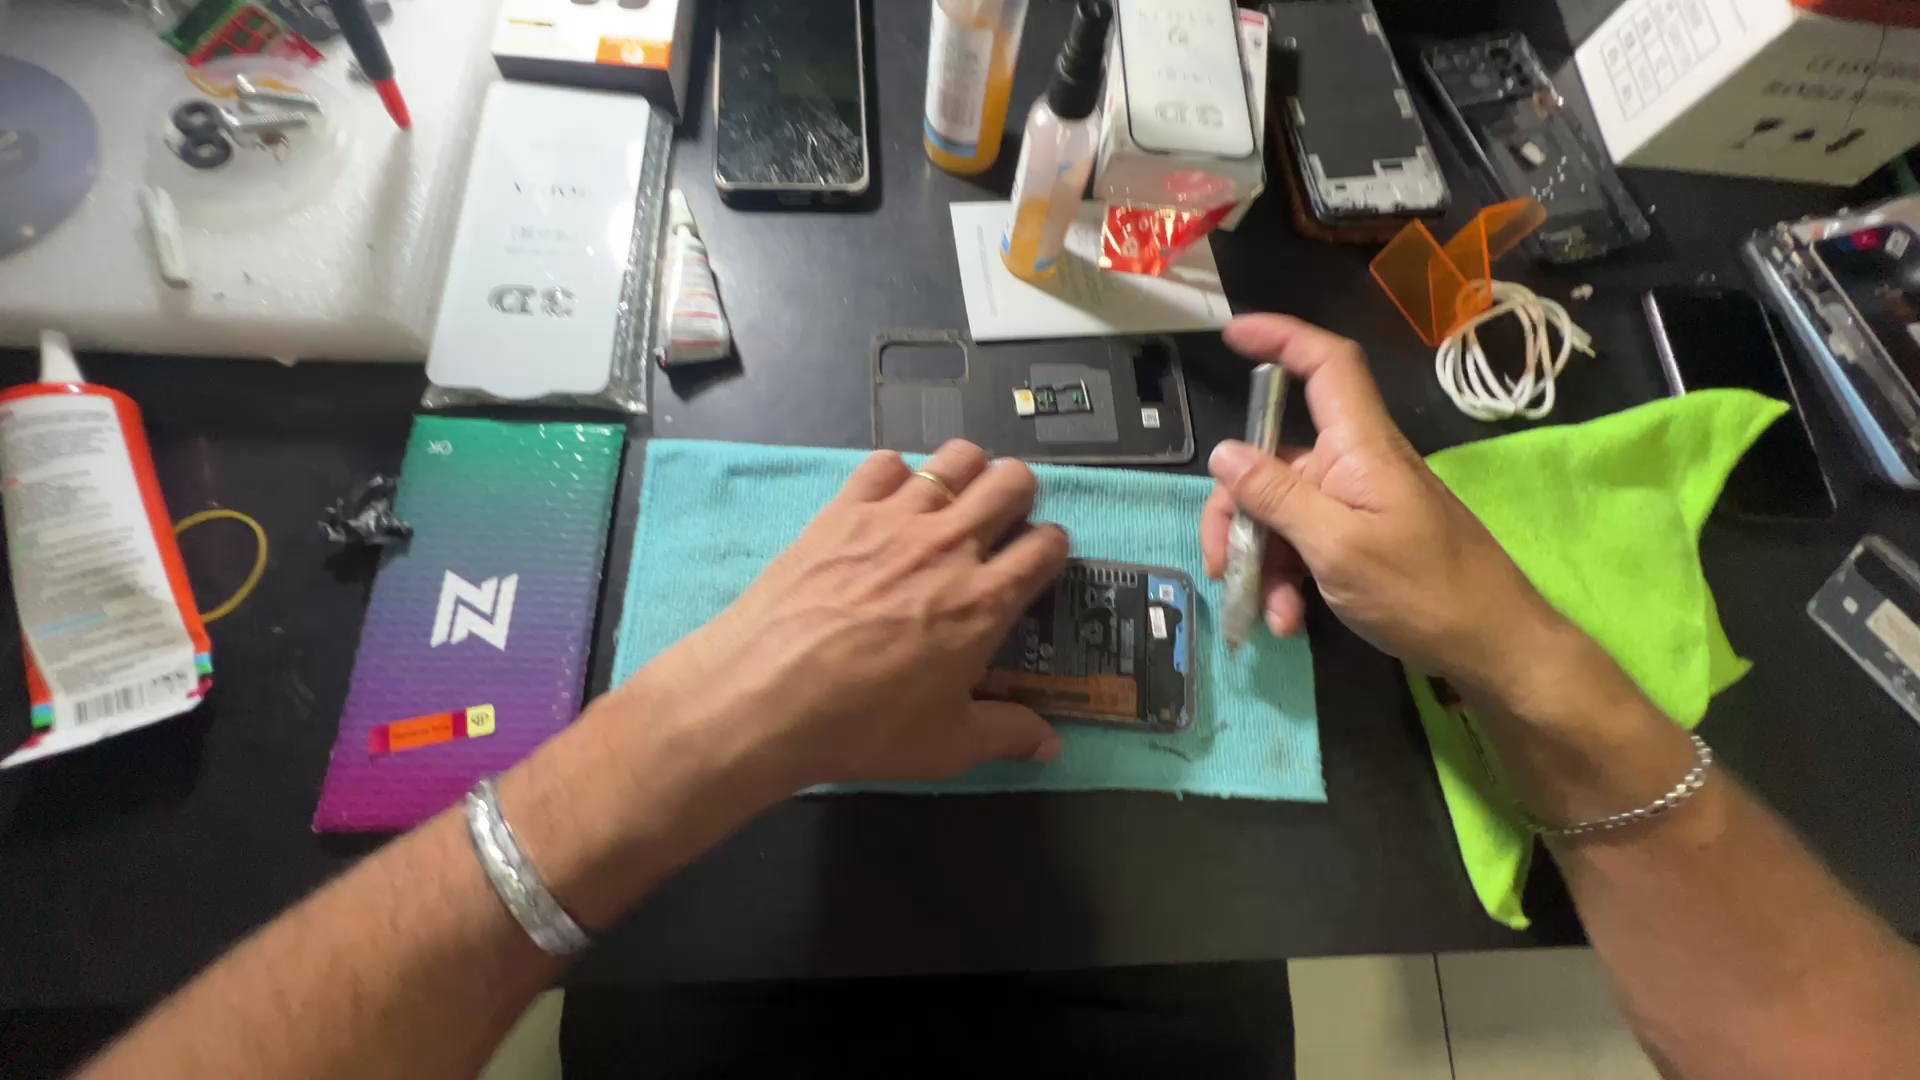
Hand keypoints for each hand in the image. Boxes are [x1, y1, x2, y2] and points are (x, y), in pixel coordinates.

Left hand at [639, 441, 1070, 787]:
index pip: (1046, 545)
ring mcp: (895, 520)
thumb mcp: (947, 745)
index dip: (1051, 548)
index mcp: (985, 600)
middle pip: (1012, 482)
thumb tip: (1051, 747)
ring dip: (967, 472)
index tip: (1035, 563)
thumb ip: (1007, 735)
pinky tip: (887, 505)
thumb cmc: (865, 726)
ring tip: (952, 501)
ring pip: (957, 457)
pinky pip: (886, 463)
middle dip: (1019, 494)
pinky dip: (897, 476)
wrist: (765, 695)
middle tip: (1000, 523)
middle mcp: (950, 546)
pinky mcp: (844, 509)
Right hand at [1200, 314, 1567, 700]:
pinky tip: (1287, 617)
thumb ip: (1277, 497)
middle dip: (1235, 513)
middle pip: (1271, 462)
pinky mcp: (1353, 537)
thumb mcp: (1336, 546)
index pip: (1326, 366)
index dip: (1282, 338)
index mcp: (1358, 448)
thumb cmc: (1422, 591)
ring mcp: (1351, 503)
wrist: (1490, 648)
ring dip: (1258, 560)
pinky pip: (1298, 542)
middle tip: (1220, 566)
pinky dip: (1283, 578)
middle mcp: (1351, 465)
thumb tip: (1223, 452)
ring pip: (1276, 511)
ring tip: (1264, 611)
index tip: (1232, 333)